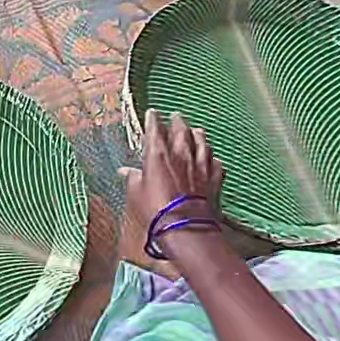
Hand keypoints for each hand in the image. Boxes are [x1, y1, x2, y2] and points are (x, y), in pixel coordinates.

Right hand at [121, 109, 226, 262]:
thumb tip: (125, 171)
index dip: (153, 119)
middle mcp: (181, 154)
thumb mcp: (136, 193)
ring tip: (195, 130)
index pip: (155, 129)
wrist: (186, 227)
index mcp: (158, 154)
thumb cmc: (155, 210)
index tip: (152, 113)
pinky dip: (211, 157)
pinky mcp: (214, 177)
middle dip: (177, 121)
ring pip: (201, 141)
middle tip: (175, 116)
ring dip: (197, 134)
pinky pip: (215, 161)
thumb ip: (132, 178)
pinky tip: (211, 158)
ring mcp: (201, 164)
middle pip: (181, 129)